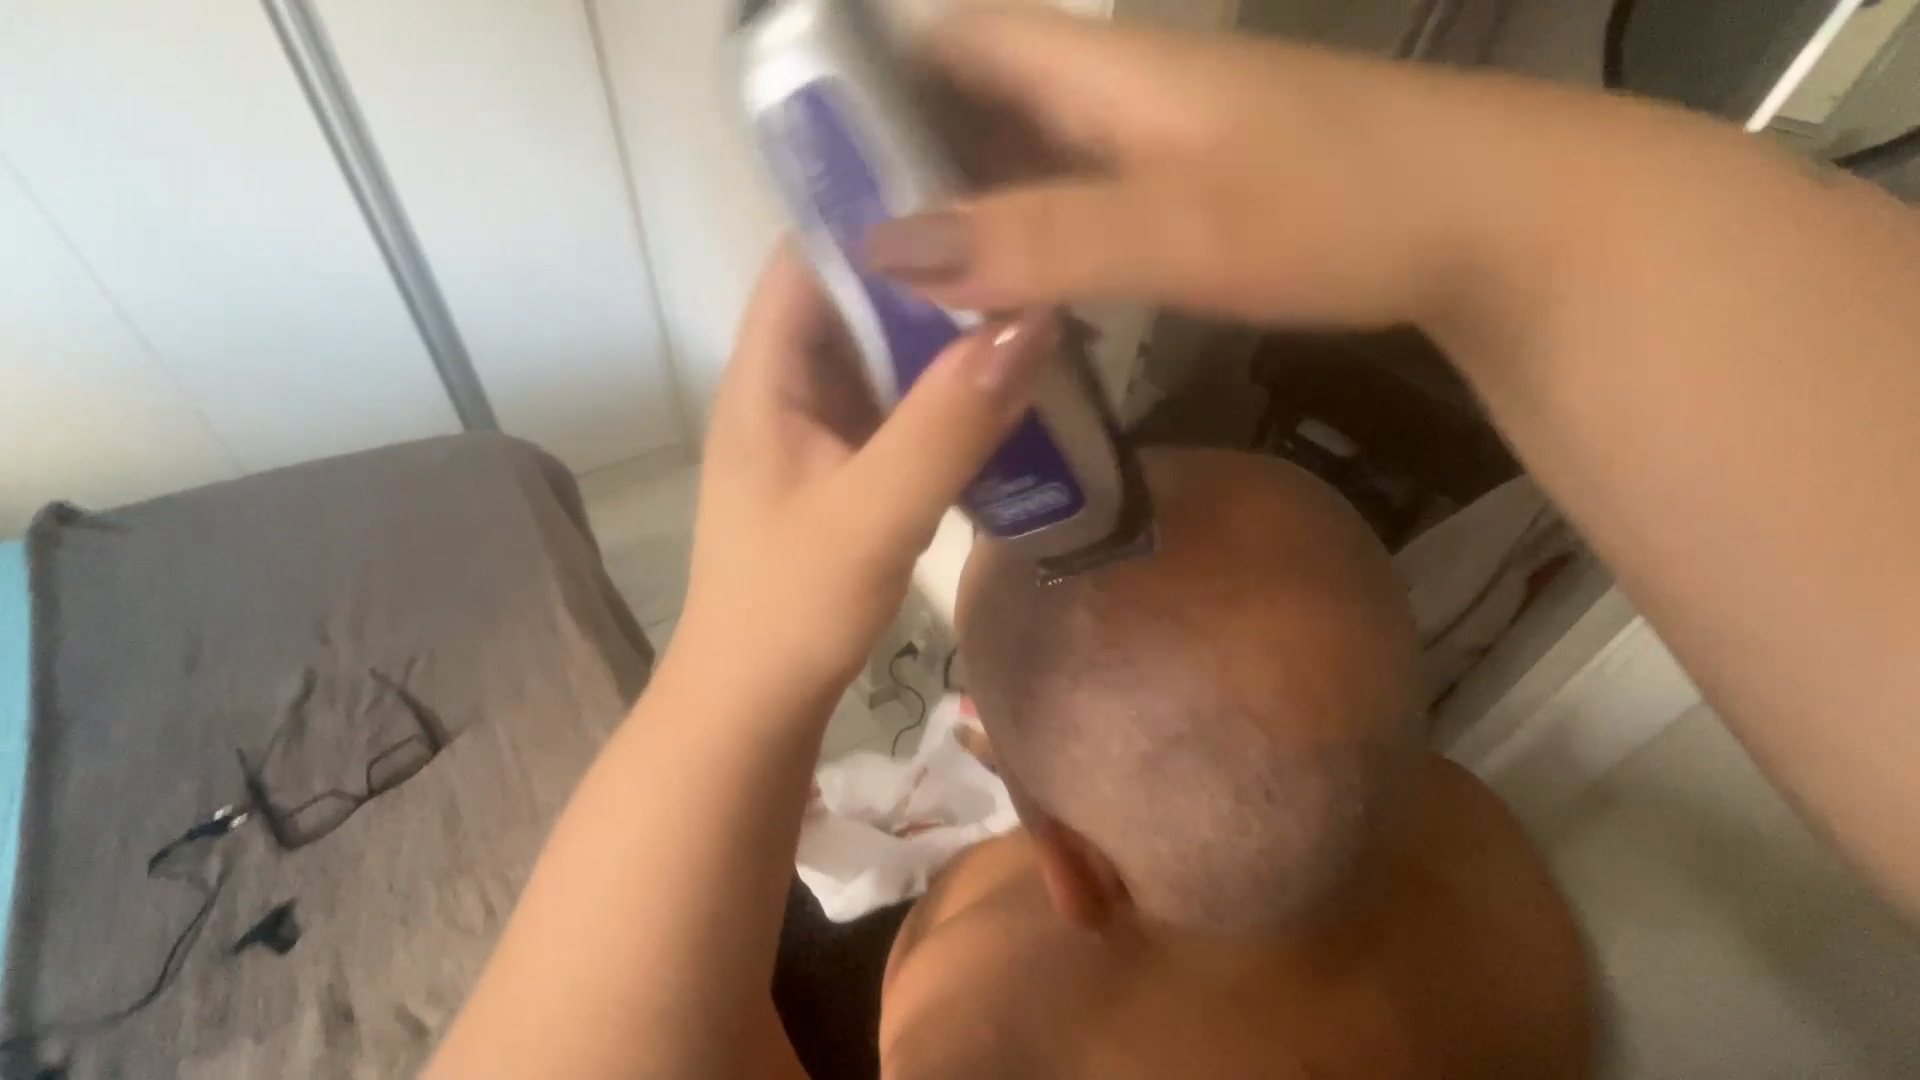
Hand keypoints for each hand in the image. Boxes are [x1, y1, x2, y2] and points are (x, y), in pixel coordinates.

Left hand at [672, 245, 1054, 703]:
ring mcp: (816, 433)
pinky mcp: (843, 473)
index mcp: (766, 375)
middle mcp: (786, 389)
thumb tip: (1033, 322)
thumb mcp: (874, 512)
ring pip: (884, 361)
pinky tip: (1003, 402)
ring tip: (1033, 320)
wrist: (756, 703)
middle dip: (936, 285)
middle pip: (858, 303)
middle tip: (1027, 264)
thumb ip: (948, 423)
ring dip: (947, 346)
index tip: (970, 195)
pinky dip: (946, 402)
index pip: (811, 255)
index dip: (879, 216)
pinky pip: (898, 413)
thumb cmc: (792, 607)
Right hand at [865, 8, 1466, 328]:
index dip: (878, 78)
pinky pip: (1082, 201)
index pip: (960, 39)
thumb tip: (892, 252)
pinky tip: (1015, 290)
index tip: (818, 150)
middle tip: (854, 244)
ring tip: (913, 279)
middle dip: (912, 159)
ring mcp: (1163, 141)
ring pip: (1034, 157)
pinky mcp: (1197, 188)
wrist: (1490, 221)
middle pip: (985, 101)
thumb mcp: (1171, 228)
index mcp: (1106, 69)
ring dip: (972, 205)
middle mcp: (1123, 91)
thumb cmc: (1335, 206)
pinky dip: (1034, 236)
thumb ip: (1033, 238)